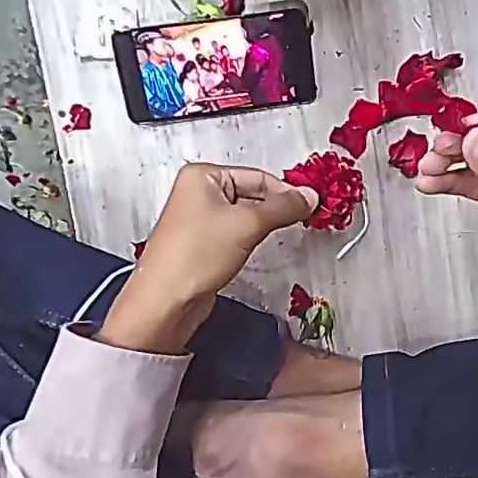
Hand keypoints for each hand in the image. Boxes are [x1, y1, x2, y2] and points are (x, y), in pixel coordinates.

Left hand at [101, 164, 317, 354]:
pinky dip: (253, 235)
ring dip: (266, 221)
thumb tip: (310, 196)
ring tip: (288, 230)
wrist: (166, 301)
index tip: (310, 205)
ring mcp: (200, 218)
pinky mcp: (204, 242)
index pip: (257, 176)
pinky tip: (262, 244)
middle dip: (277, 206)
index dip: (285, 191)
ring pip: (246, 213)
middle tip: (305, 218)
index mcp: (202, 176)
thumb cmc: (197, 255)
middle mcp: (199, 192)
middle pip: (252, 192)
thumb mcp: (248, 224)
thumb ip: (283, 207)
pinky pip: (237, 230)